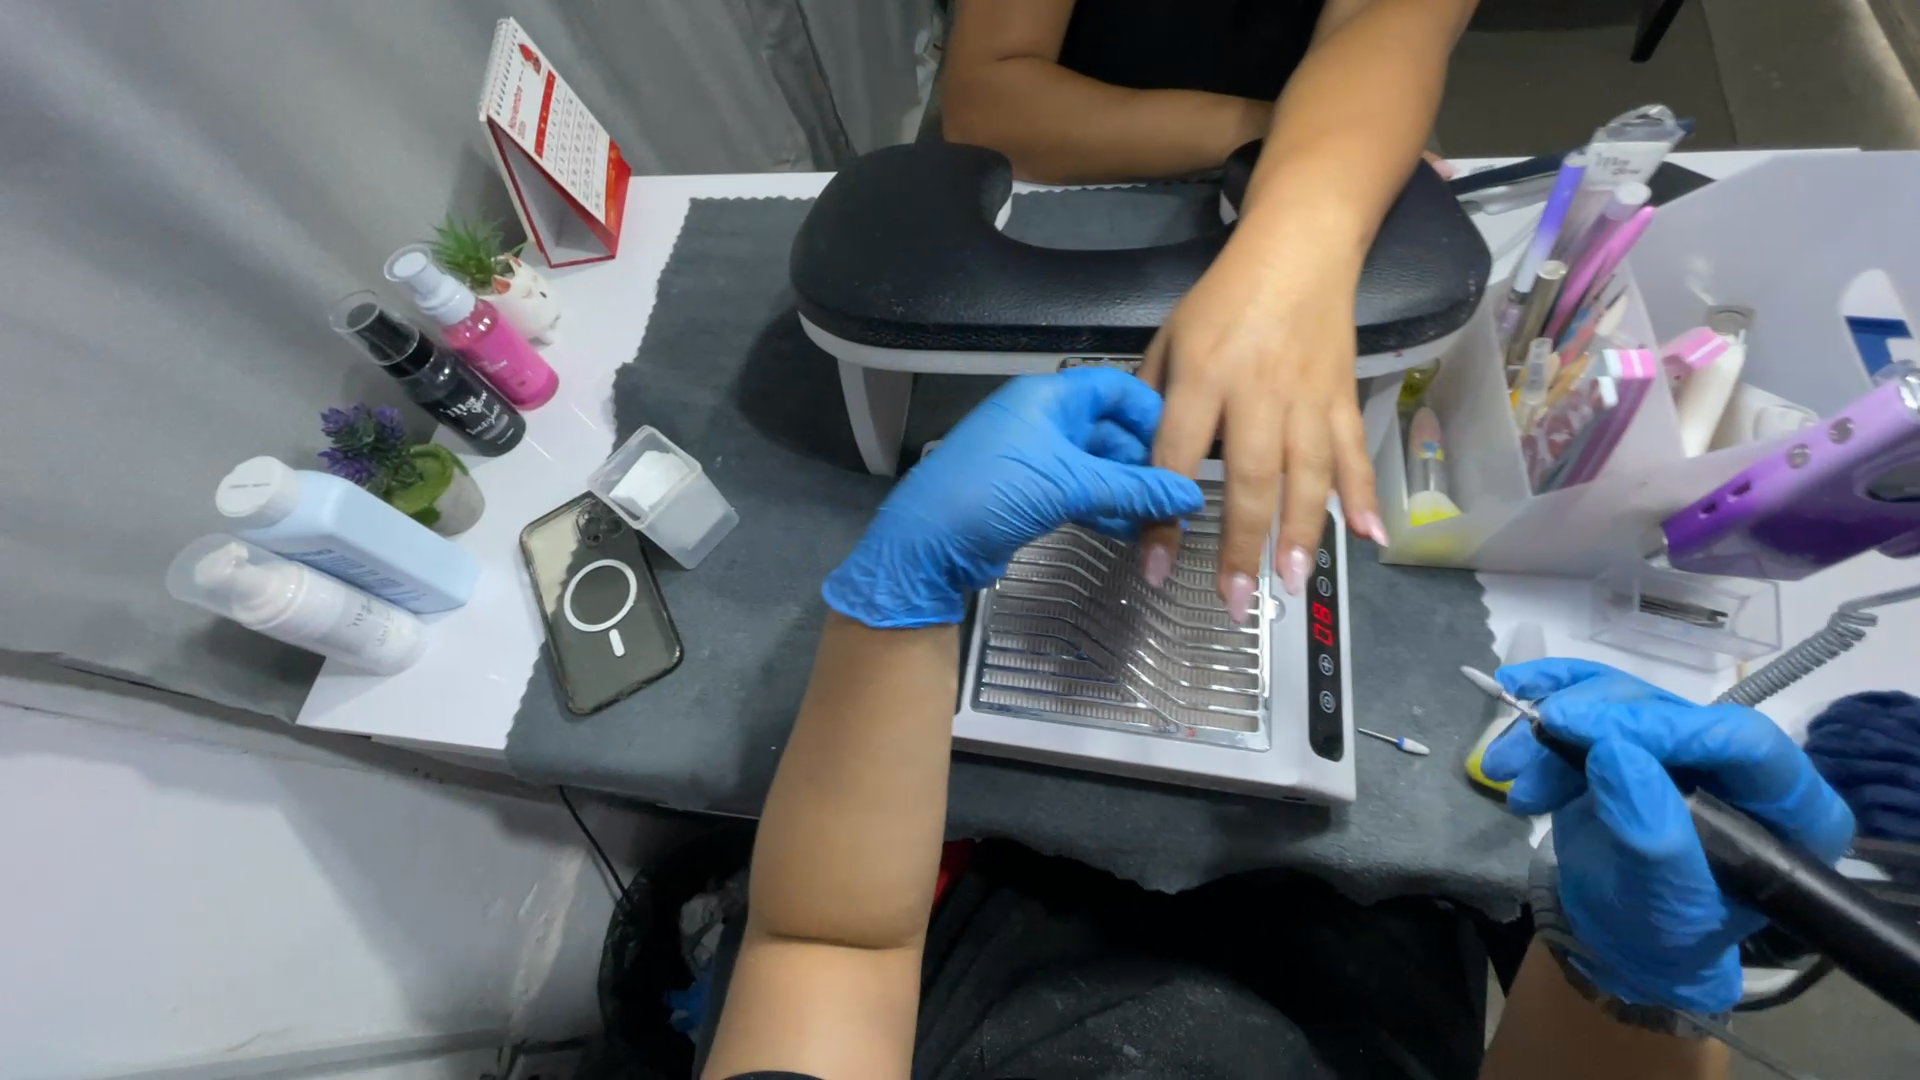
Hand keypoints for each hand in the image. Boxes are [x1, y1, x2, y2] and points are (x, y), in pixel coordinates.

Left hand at [823, 368, 1204, 627]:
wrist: (927, 545)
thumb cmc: (991, 491)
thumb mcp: (1066, 484)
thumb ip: (1132, 489)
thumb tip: (1189, 496)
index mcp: (1048, 398)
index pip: (1114, 389)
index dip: (1151, 413)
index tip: (1184, 445)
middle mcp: (1043, 421)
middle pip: (1109, 433)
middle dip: (1144, 465)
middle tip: (1179, 498)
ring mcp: (1035, 459)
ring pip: (1097, 469)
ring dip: (1128, 494)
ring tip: (1162, 523)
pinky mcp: (1031, 495)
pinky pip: (1079, 495)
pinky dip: (1104, 510)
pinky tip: (1131, 532)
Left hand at [1138, 237, 1388, 622]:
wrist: (1300, 250)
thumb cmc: (1221, 301)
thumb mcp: (1167, 341)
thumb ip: (1149, 401)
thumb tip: (1133, 464)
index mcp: (1202, 377)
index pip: (1176, 458)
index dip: (1162, 518)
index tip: (1154, 570)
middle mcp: (1258, 392)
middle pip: (1249, 478)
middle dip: (1240, 545)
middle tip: (1235, 601)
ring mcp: (1308, 396)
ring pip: (1308, 474)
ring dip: (1301, 533)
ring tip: (1292, 584)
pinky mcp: (1343, 395)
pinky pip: (1354, 452)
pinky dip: (1363, 496)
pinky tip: (1370, 539)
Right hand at [1482, 659, 1854, 1013]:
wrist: (1614, 924)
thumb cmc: (1657, 926)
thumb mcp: (1662, 898)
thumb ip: (1649, 832)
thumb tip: (1613, 749)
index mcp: (1786, 807)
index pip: (1739, 741)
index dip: (1658, 725)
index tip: (1569, 725)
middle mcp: (1733, 762)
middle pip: (1660, 709)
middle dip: (1577, 728)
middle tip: (1515, 759)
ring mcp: (1673, 743)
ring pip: (1607, 700)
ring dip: (1541, 731)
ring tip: (1502, 775)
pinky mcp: (1620, 734)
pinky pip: (1582, 691)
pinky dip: (1538, 692)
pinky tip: (1508, 694)